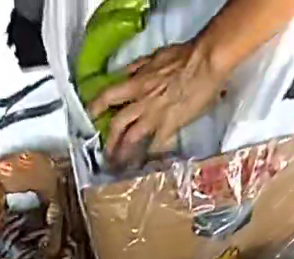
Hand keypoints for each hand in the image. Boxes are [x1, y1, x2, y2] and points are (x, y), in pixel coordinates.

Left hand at [88, 40, 230, 164]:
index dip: (96, 107)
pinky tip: (148, 166)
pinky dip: (151, 156)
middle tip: (105, 155)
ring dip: (123, 154)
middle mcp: (140, 101)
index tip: (90, 117)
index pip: (109, 95)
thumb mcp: (153, 57)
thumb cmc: (182, 57)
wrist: (203, 64)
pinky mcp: (170, 126)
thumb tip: (126, 74)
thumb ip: (138, 68)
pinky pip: (156, 145)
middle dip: (109, 141)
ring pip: (132, 138)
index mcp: (135, 82)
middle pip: (117, 124)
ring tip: (120, 166)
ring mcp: (154, 116)